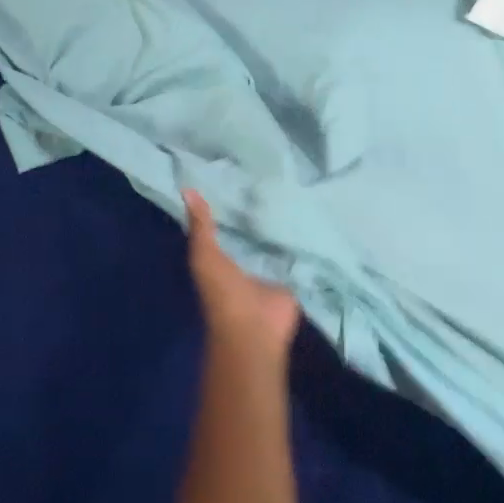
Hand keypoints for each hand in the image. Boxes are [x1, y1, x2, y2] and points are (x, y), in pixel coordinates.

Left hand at [183, 190, 301, 360]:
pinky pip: (298, 254)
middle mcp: (246, 260)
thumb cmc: (223, 293)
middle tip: (275, 177)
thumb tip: (187, 189)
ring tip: (298, 191)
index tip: (241, 175)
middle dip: (261, 211)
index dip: (231, 203)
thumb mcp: (204, 256)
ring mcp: (271, 269)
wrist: (254, 327)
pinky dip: (306, 242)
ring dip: (284, 224)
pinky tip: (316, 218)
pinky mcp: (293, 276)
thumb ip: (200, 227)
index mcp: (222, 256)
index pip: (226, 224)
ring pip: (276, 241)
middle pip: (252, 231)